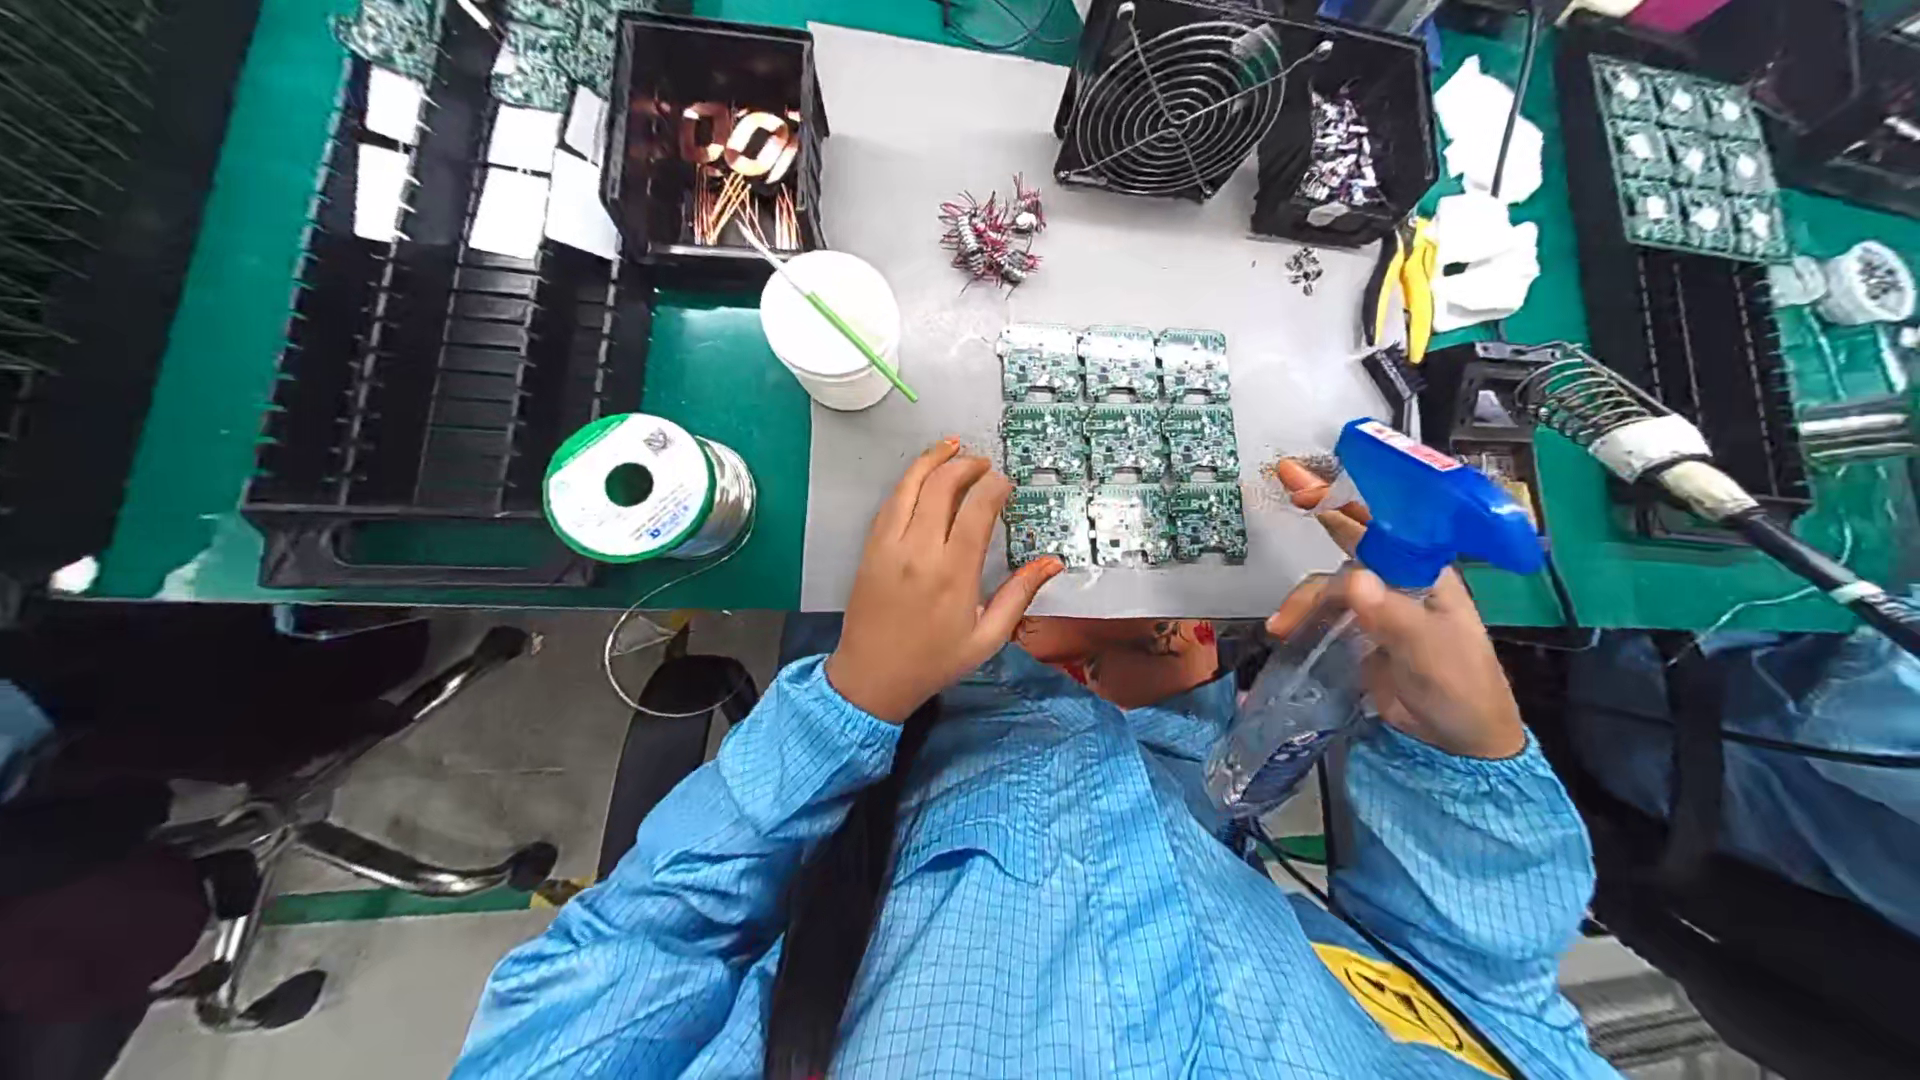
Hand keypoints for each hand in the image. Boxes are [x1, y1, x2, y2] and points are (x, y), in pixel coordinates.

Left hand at [826, 439, 1064, 722]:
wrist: (872, 677)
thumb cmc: (934, 662)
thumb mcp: (987, 638)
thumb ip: (1019, 596)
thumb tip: (1051, 563)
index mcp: (953, 574)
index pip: (976, 510)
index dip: (993, 487)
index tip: (1004, 482)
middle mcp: (919, 553)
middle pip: (941, 486)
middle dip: (965, 465)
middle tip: (982, 463)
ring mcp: (889, 547)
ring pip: (909, 486)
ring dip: (932, 460)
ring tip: (951, 447)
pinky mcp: (870, 549)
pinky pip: (889, 504)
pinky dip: (907, 482)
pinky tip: (920, 476)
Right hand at [1266, 461, 1525, 759]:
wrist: (1456, 739)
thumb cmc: (1459, 687)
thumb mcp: (1431, 651)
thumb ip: (1393, 616)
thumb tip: (1354, 582)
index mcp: (1424, 573)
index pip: (1386, 524)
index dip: (1352, 497)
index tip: (1317, 480)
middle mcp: (1397, 579)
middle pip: (1353, 536)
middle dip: (1321, 508)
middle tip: (1287, 481)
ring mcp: (1373, 604)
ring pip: (1327, 583)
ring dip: (1300, 599)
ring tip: (1280, 627)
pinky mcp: (1353, 629)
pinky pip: (1319, 611)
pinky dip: (1298, 617)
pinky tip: (1283, 631)